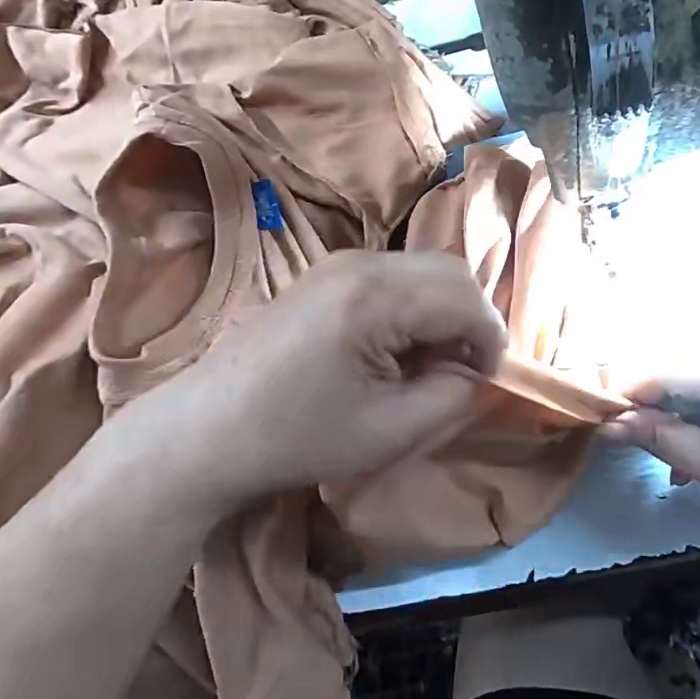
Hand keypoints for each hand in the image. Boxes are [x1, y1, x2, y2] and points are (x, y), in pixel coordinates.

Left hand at [150, 251, 507, 508]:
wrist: (207, 428)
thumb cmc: (297, 436)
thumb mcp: (389, 431)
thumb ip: (451, 395)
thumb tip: (475, 371)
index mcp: (375, 296)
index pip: (466, 297)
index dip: (492, 339)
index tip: (486, 383)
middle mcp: (360, 262)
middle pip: (450, 271)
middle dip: (472, 320)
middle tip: (462, 373)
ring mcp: (338, 262)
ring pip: (423, 269)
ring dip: (443, 311)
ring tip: (428, 364)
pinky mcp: (324, 274)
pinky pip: (392, 276)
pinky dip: (413, 307)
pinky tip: (395, 348)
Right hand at [602, 331, 699, 550]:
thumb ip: (661, 439)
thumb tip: (606, 424)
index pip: (660, 372)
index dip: (624, 397)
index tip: (598, 423)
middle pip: (667, 366)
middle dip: (645, 404)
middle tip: (631, 442)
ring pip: (679, 372)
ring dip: (664, 409)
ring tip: (667, 453)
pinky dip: (686, 407)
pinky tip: (688, 443)